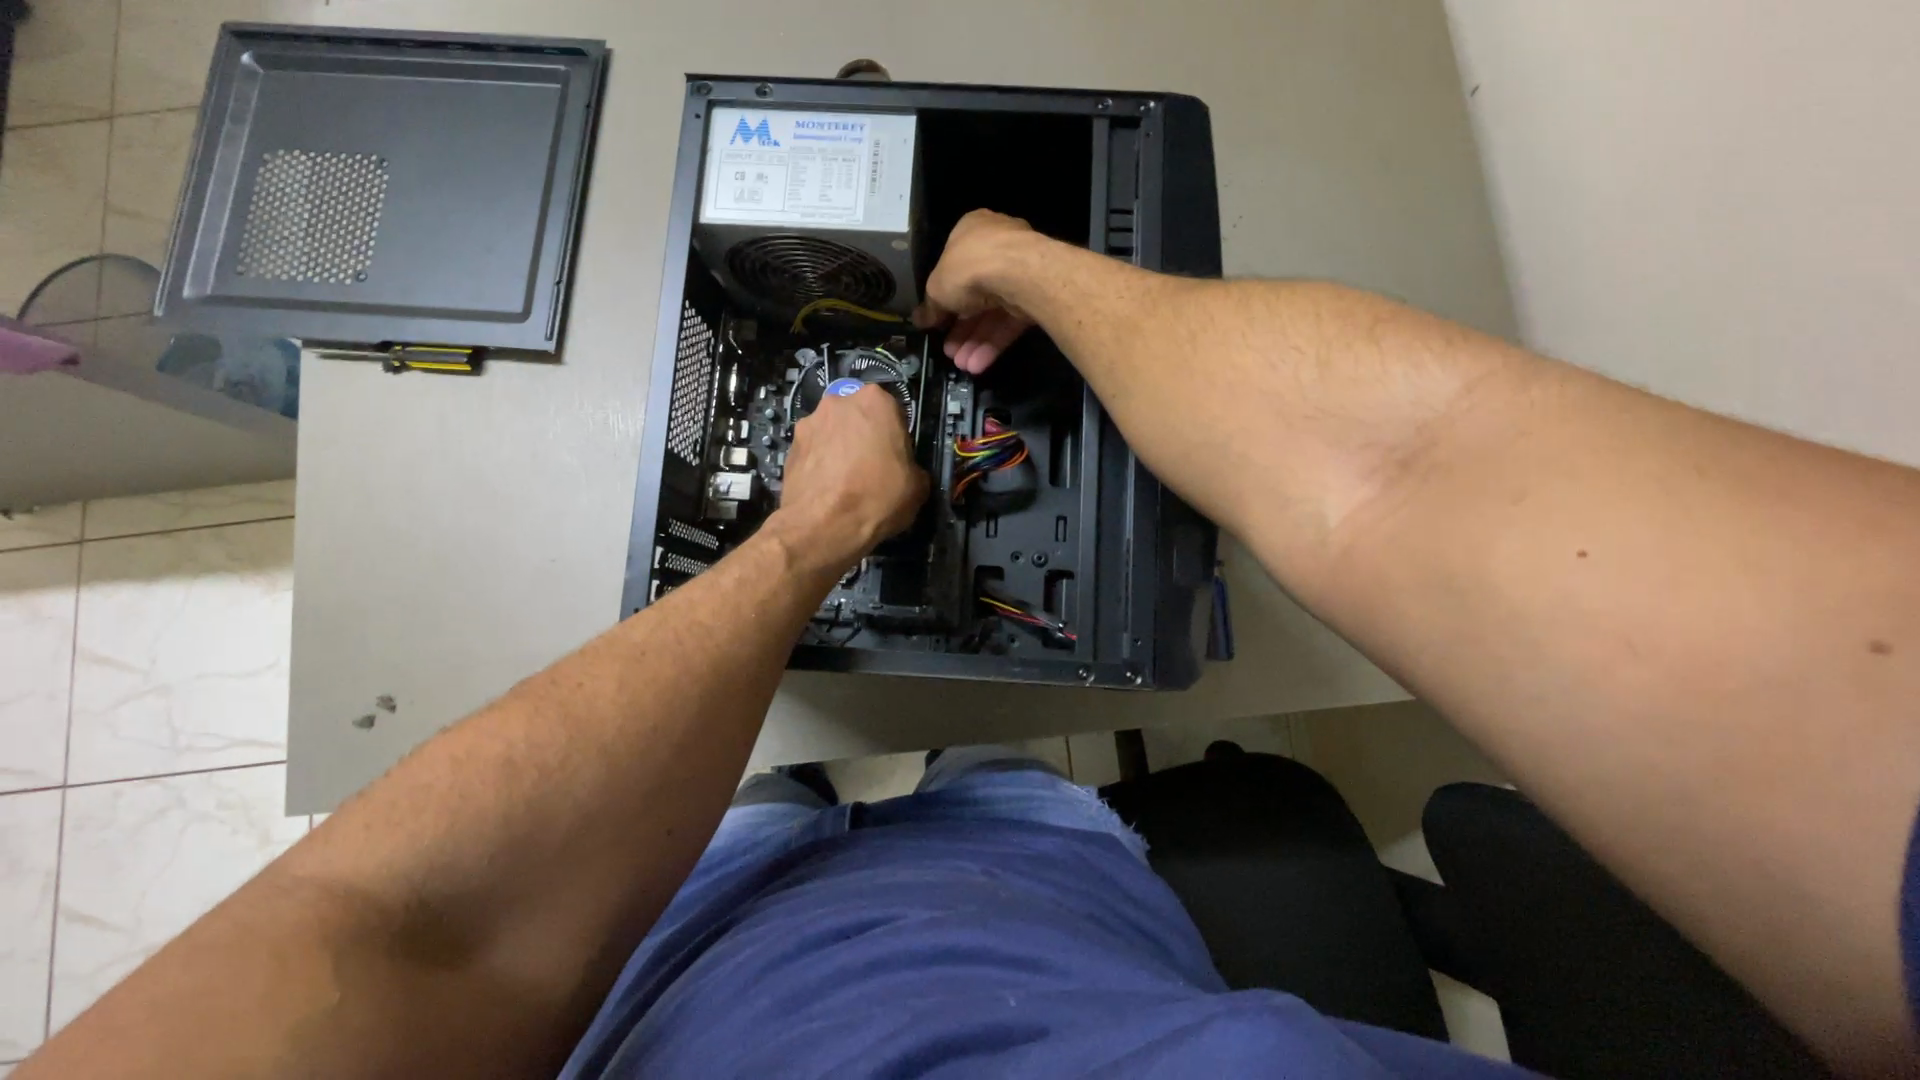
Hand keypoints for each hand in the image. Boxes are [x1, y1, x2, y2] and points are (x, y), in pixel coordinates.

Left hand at [768, 384, 928, 572]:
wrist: (822, 525)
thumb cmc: (877, 497)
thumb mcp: (918, 487)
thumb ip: (914, 468)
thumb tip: (908, 473)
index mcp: (876, 401)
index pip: (893, 412)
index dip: (896, 437)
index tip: (896, 458)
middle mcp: (839, 402)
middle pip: (858, 418)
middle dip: (864, 437)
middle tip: (871, 468)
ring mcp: (809, 422)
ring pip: (832, 433)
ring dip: (839, 449)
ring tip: (845, 482)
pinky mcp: (790, 446)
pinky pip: (813, 452)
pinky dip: (820, 465)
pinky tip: (827, 489)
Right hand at [914, 209, 1040, 374]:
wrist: (1017, 272)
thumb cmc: (968, 268)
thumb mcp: (937, 288)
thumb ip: (930, 307)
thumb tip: (919, 319)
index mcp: (971, 231)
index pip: (954, 266)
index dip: (944, 298)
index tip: (937, 322)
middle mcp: (998, 246)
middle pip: (974, 294)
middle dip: (961, 328)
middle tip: (949, 351)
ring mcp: (1020, 270)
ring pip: (993, 311)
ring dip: (976, 340)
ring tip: (962, 364)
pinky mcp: (1036, 294)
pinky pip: (1010, 320)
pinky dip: (995, 342)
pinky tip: (979, 363)